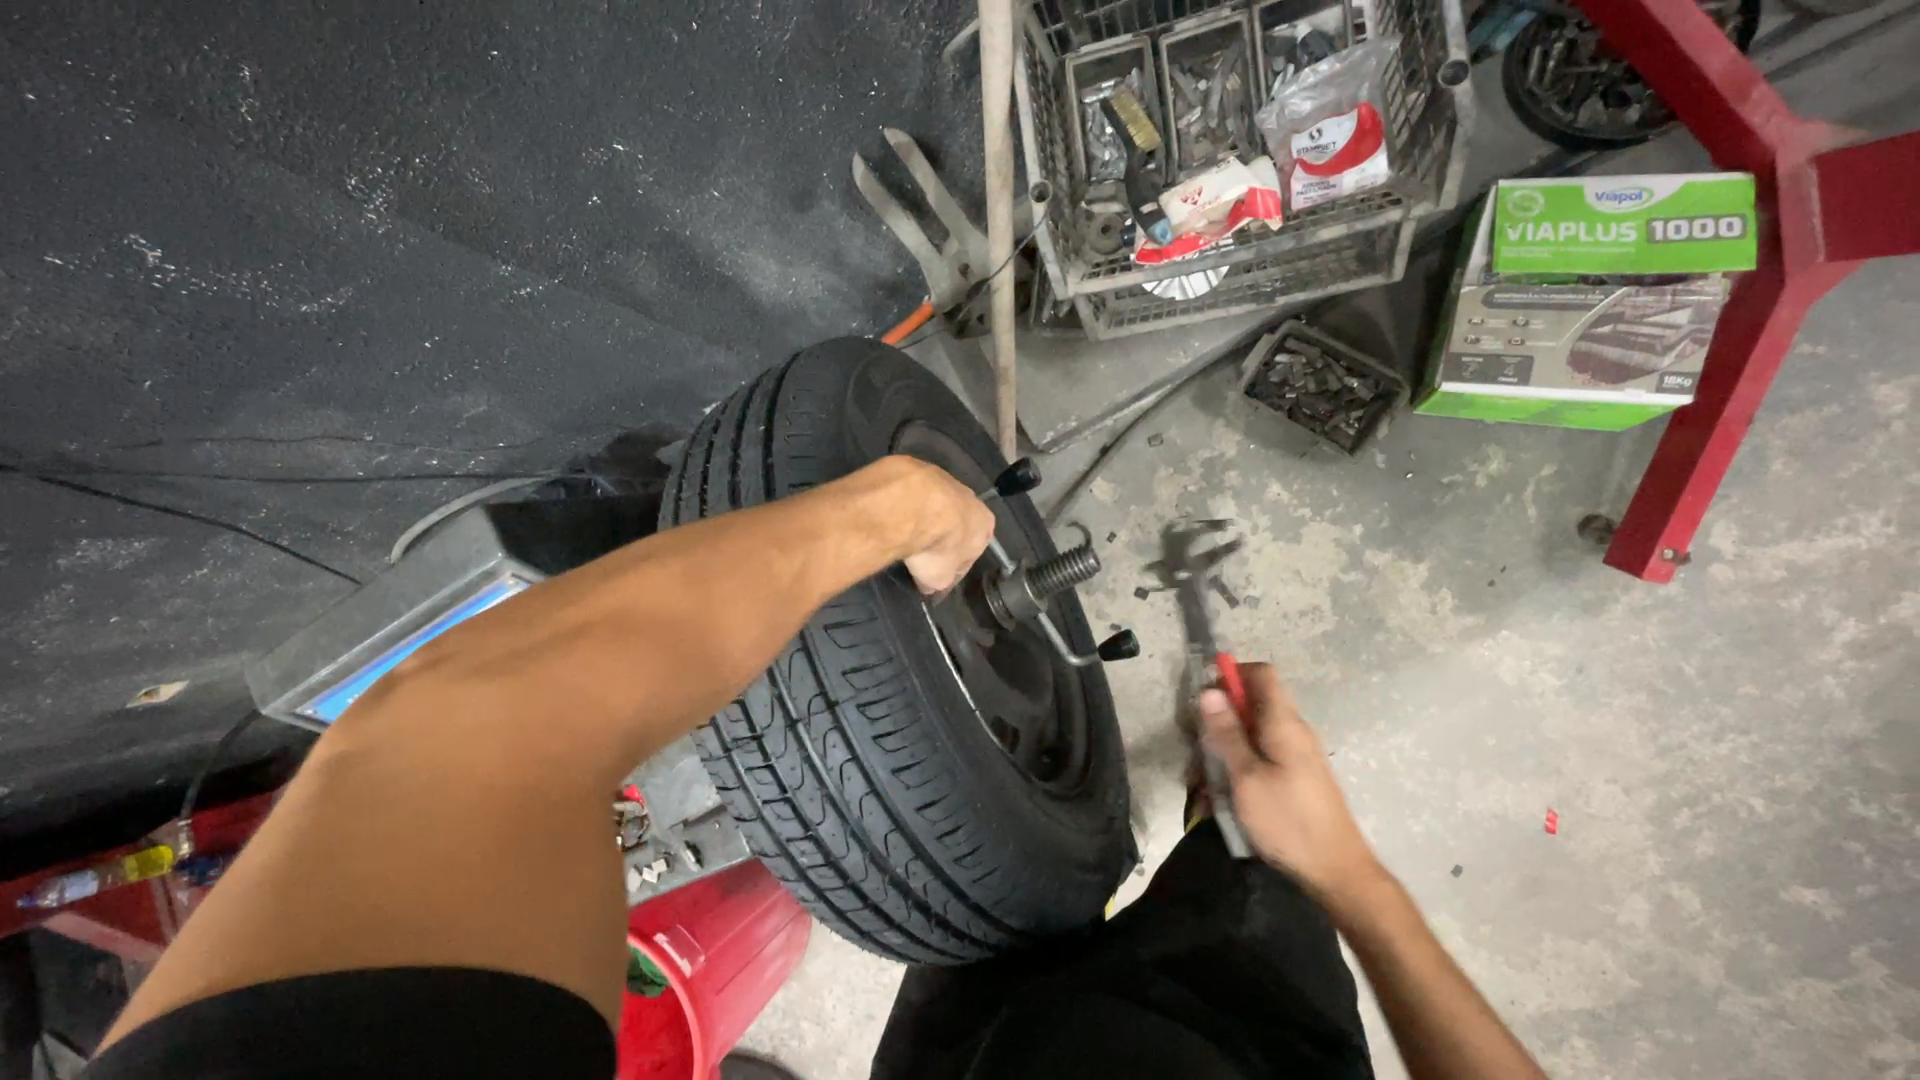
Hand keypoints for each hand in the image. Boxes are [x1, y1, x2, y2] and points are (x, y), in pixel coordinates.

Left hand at [889, 457, 997, 595]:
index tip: (936, 576)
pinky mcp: (915, 467)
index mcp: (985, 524)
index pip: (973, 551)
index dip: (954, 566)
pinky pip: (909, 492)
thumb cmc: (937, 546)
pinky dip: (902, 502)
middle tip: (919, 553)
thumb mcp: (939, 578)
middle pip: (955, 522)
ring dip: (921, 516)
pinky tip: (889, 514)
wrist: (913, 504)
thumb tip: (930, 586)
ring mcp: (943, 478)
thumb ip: (939, 581)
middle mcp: (970, 497)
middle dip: (940, 536)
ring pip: (933, 504)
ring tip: (900, 532)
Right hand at [1200, 664, 1386, 907]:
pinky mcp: (1295, 777)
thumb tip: (1210, 691)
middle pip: (1251, 706)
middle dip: (1219, 723)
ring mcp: (1296, 755)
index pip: (1261, 673)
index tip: (1204, 699)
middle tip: (1197, 755)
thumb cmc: (1287, 821)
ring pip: (1251, 736)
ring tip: (1204, 788)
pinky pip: (1260, 758)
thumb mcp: (1246, 777)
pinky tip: (1223, 799)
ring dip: (1223, 753)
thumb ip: (1227, 733)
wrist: (1336, 871)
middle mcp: (1292, 731)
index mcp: (1283, 723)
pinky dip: (1238, 770)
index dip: (1231, 675)